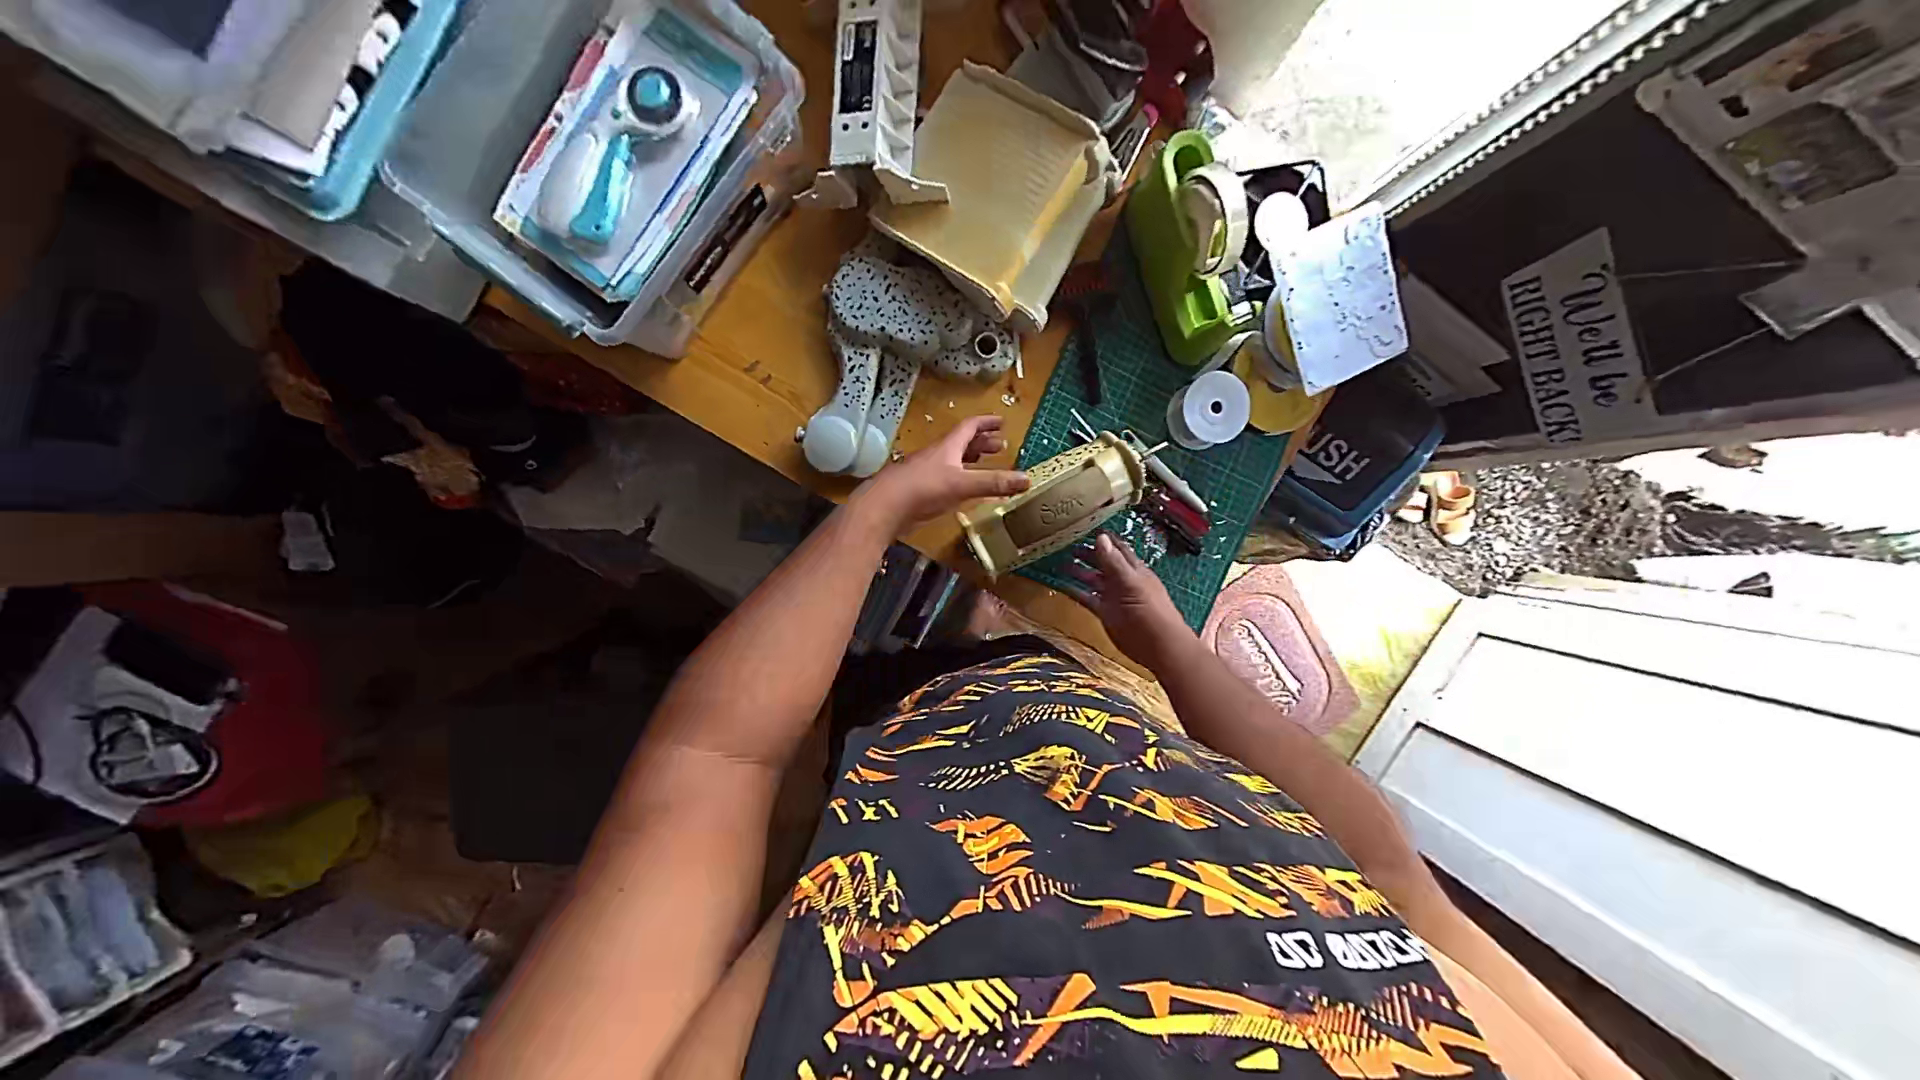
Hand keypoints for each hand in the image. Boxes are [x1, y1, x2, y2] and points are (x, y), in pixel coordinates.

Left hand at [855, 416, 1029, 532]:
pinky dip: (959, 479)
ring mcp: (926, 472)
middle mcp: (937, 456)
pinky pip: (944, 478)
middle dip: (982, 442)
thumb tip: (1026, 479)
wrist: (884, 507)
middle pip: (961, 443)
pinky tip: (963, 490)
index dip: (986, 423)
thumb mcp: (963, 484)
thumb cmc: (923, 488)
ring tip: (984, 464)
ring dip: (969, 460)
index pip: (969, 427)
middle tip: (1000, 445)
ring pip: (952, 461)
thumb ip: (993, 483)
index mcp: (948, 447)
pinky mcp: (920, 491)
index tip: (1001, 422)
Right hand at [1062, 533, 1195, 672]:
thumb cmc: (1149, 612)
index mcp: (1134, 570)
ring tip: (1061, 563)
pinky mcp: (1106, 613)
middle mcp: (1123, 581)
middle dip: (1088, 554)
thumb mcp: (1131, 583)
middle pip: (1103, 563)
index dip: (1104, 539)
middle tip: (1068, 544)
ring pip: (1094, 580)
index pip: (1117, 548)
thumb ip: (1114, 562)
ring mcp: (1114, 597)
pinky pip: (1088, 598)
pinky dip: (1076, 591)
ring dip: (1079, 571)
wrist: (1159, 647)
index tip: (1086, 528)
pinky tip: (1062, 585)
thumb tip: (1101, 537)